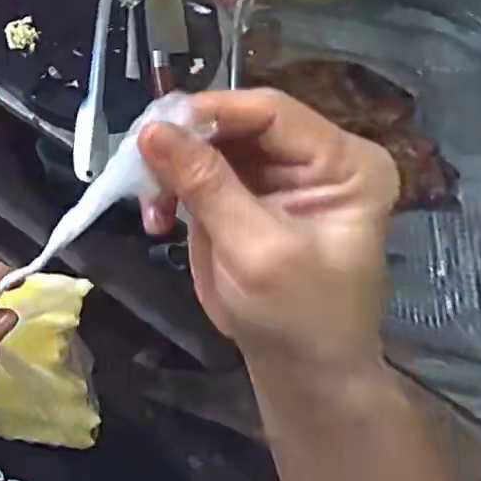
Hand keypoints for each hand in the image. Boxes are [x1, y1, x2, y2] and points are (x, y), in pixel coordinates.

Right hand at [139, 89, 398, 386]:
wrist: (300, 369)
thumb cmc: (297, 317)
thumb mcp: (254, 250)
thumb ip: (206, 185)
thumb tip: (150, 130)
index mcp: (342, 162)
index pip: (269, 111)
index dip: (209, 113)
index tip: (153, 131)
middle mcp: (310, 155)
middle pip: (230, 121)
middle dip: (180, 144)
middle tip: (138, 169)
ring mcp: (272, 171)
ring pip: (202, 140)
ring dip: (166, 168)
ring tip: (148, 207)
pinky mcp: (239, 188)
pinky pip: (191, 166)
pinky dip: (166, 185)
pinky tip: (156, 216)